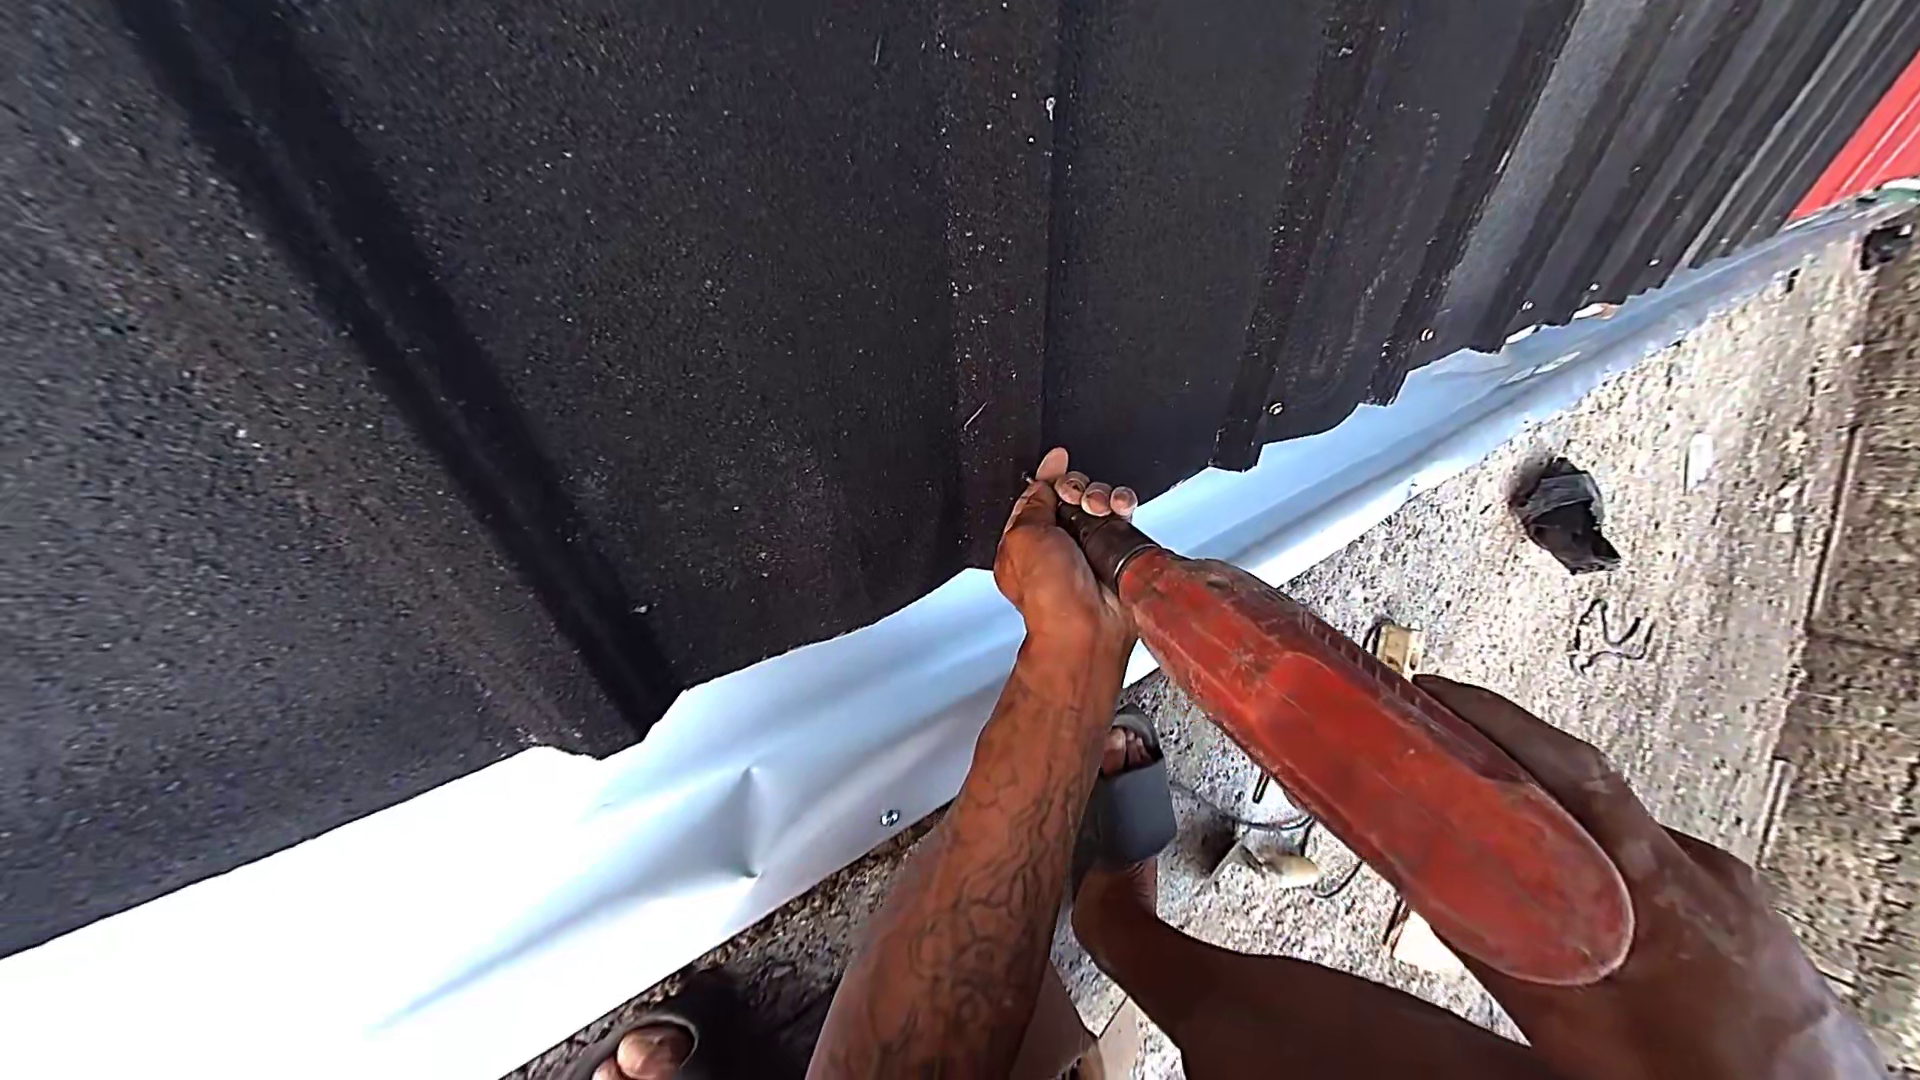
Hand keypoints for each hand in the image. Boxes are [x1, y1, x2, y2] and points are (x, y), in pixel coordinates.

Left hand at [995, 448, 1135, 644]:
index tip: (1056, 460)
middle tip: (1074, 497)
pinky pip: (1122, 514)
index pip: (1037, 497)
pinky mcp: (1116, 549)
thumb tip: (1044, 483)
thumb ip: (1032, 504)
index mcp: (1025, 541)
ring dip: (1099, 494)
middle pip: (1069, 493)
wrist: (1086, 625)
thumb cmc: (1048, 594)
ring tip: (1098, 508)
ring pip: (1097, 500)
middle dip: (1074, 486)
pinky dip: (1123, 503)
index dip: (1047, 476)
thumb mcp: (1022, 536)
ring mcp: (1087, 546)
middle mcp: (1056, 543)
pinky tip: (1119, 508)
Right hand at [1414, 675, 1883, 1079]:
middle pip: (1584, 779)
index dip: (1497, 719)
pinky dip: (1580, 835)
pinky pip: (1638, 845)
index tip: (1440, 692)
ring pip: (1609, 815)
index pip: (1573, 770)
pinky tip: (1552, 862)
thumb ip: (1490, 945)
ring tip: (1479, 795)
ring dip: (1540, 795)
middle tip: (1436, 730)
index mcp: (1667, 890)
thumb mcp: (1569, 1023)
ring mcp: (1730, 887)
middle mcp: (1708, 872)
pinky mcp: (1735, 906)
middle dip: (1501, 743)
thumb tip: (1419, 883)